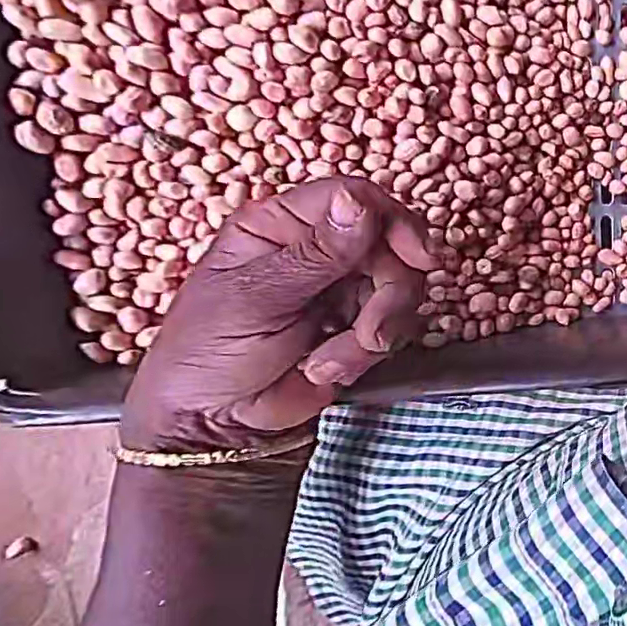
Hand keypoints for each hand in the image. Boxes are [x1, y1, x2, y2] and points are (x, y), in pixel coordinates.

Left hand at [120, 176, 436, 454]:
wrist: (215, 427)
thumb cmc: (209, 353)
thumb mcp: (257, 298)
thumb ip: (317, 253)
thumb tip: (360, 203)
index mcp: (283, 225)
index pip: (353, 198)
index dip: (391, 220)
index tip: (417, 255)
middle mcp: (322, 248)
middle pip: (392, 244)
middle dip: (391, 292)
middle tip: (373, 331)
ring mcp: (345, 286)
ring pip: (403, 286)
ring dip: (379, 327)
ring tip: (333, 361)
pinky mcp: (361, 324)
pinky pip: (396, 324)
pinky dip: (368, 351)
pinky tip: (329, 369)